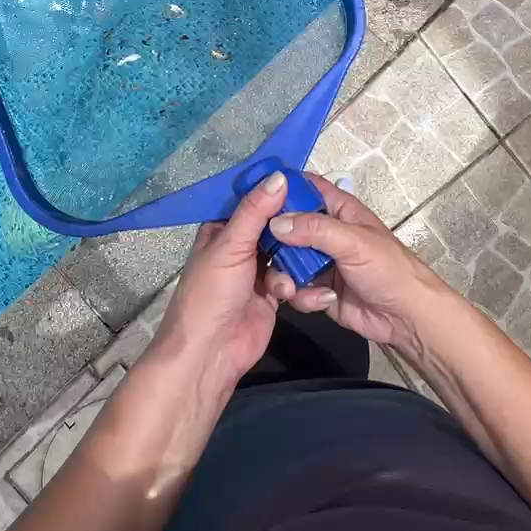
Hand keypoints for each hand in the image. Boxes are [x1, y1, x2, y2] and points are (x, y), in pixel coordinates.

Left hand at [145, 172, 290, 395]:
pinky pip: (294, 279)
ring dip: (297, 260)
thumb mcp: (230, 246)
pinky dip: (299, 284)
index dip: (276, 190)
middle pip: (275, 225)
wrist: (211, 353)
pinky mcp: (274, 294)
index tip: (306, 180)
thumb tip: (280, 176)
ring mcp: (258, 270)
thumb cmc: (211, 293)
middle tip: (320, 217)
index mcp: (222, 229)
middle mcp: (240, 246)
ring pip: (288, 251)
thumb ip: (255, 211)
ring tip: (300, 267)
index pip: (252, 201)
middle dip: (294, 226)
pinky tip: (300, 292)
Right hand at [265, 173, 457, 355]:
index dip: (282, 187)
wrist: (405, 317)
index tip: (254, 195)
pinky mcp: (316, 288)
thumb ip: (315, 229)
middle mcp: (324, 232)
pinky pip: (294, 286)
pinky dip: (300, 294)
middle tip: (261, 250)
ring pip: (286, 259)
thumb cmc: (387, 269)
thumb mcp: (353, 242)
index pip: (306, 188)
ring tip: (290, 285)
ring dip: (285, 272)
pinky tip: (320, 301)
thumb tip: (275, 222)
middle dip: (274, 239)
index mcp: (338, 209)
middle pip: (287, 225)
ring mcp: (319, 261)